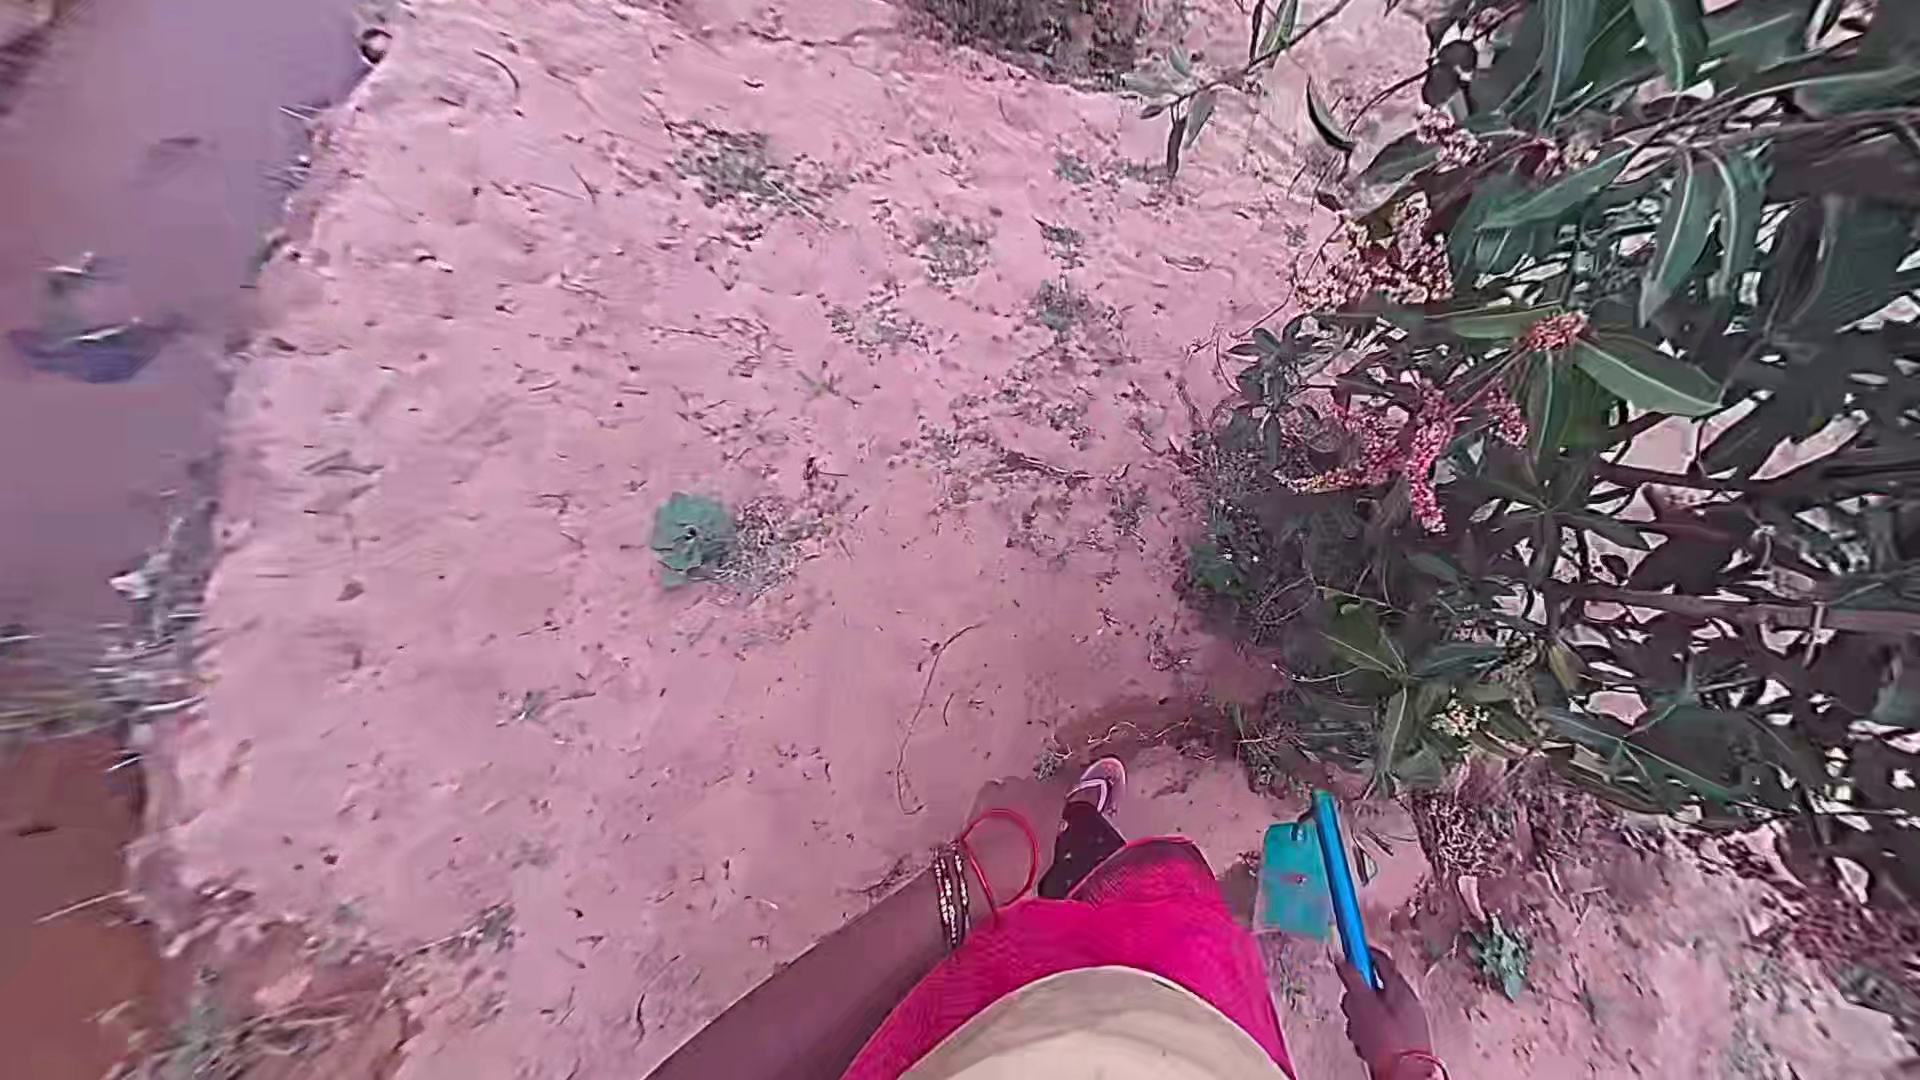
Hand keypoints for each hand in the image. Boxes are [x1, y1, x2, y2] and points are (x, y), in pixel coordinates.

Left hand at [960, 776, 1062, 909]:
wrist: (994, 858)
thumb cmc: (1029, 858)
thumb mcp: (1051, 850)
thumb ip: (1051, 832)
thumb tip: (1047, 833)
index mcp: (1054, 796)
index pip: (1065, 778)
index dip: (1063, 782)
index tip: (1065, 783)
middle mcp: (1030, 785)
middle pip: (1033, 786)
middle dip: (1031, 800)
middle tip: (1028, 824)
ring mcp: (1006, 786)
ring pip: (1011, 789)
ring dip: (1010, 801)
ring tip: (1006, 827)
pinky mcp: (984, 792)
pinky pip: (991, 793)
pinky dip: (991, 803)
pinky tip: (988, 822)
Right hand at [1338, 949, 1434, 1078]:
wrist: (1405, 1078)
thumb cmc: (1388, 1039)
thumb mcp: (1362, 1001)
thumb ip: (1350, 976)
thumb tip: (1340, 956)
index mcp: (1401, 990)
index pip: (1379, 958)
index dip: (1360, 951)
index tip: (1346, 946)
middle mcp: (1405, 1005)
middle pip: (1370, 985)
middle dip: (1354, 994)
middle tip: (1351, 1002)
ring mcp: (1403, 1025)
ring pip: (1369, 1008)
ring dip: (1358, 1015)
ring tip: (1358, 1028)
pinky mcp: (1398, 1043)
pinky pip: (1375, 1026)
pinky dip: (1365, 1031)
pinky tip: (1364, 1041)